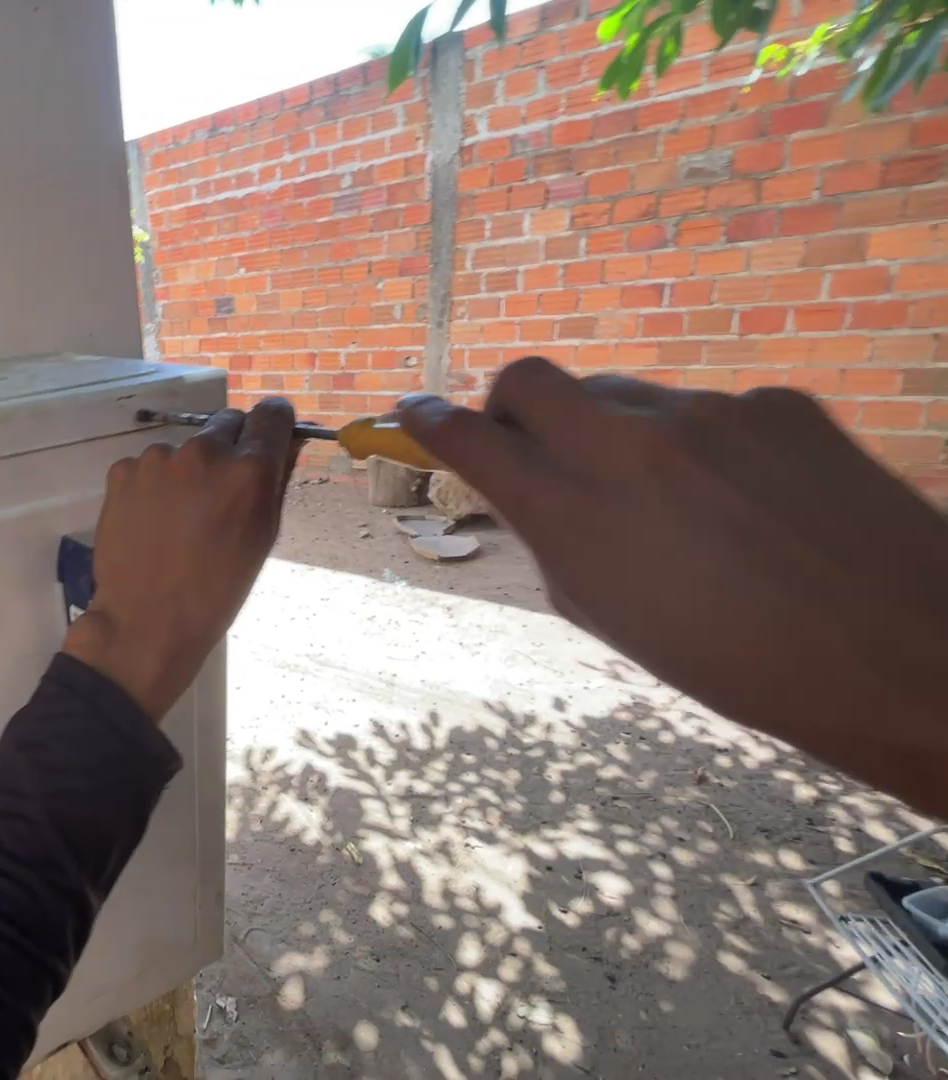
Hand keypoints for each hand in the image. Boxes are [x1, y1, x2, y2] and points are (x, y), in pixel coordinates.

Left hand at [63, 398, 297, 718]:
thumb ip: (271, 483)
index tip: (266, 433)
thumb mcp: (261, 538)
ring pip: (181, 450)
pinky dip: (150, 484)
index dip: (272, 424)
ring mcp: (157, 460)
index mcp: (248, 471)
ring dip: (184, 470)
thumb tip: (280, 446)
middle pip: (225, 424)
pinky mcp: (122, 471)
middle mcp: (203, 453)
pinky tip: (147, 519)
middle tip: (217, 488)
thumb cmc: (215, 589)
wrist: (146, 618)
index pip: (271, 416)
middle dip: (228, 447)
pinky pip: (145, 467)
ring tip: (175, 516)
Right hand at [398, 357, 947, 816]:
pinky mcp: (779, 405)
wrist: (905, 661)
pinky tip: (731, 491)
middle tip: (527, 441)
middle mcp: (623, 446)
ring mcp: (706, 415)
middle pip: (525, 376)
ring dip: (601, 425)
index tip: (410, 411)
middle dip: (505, 403)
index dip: (424, 419)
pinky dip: (687, 438)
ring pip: (614, 391)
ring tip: (651, 487)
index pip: (464, 436)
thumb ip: (543, 529)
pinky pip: (698, 404)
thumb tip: (523, 483)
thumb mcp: (591, 605)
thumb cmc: (721, 657)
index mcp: (566, 510)